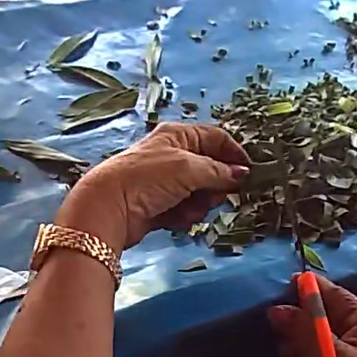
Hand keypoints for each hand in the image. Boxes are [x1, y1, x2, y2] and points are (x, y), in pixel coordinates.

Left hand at [55, 123, 249, 249]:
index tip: (248, 174)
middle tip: (213, 197)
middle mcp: (171, 156)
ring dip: (198, 206)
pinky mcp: (157, 207)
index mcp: (178, 136)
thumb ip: (219, 171)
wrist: (109, 208)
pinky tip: (175, 220)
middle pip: (209, 171)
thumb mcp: (189, 168)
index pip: (216, 138)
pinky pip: (183, 211)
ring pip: (198, 194)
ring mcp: (163, 183)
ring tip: (187, 210)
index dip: (233, 155)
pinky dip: (183, 217)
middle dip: (214, 187)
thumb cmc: (147, 178)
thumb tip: (242, 174)